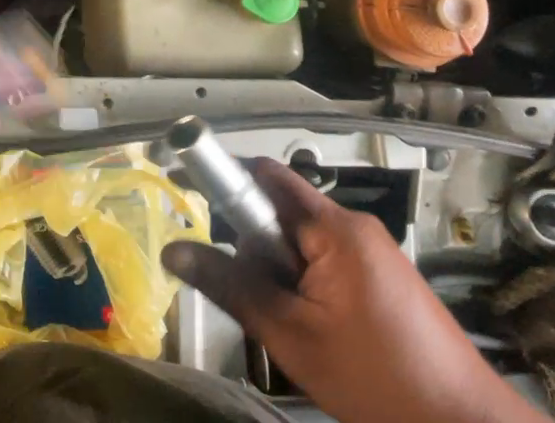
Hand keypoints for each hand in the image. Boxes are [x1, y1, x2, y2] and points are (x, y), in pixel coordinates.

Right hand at [161, 159, 550, 422]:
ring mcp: (372, 252)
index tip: (181, 187)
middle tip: (252, 301)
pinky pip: (322, 262)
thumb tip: (173, 250)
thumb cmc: (377, 379)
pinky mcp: (382, 277)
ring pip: (298, 243)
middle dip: (253, 249)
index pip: (264, 176)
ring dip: (278, 275)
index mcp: (334, 228)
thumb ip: (230, 286)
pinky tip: (312, 331)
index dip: (219, 175)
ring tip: (289, 328)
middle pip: (278, 213)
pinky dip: (301, 286)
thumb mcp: (290, 334)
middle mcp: (354, 227)